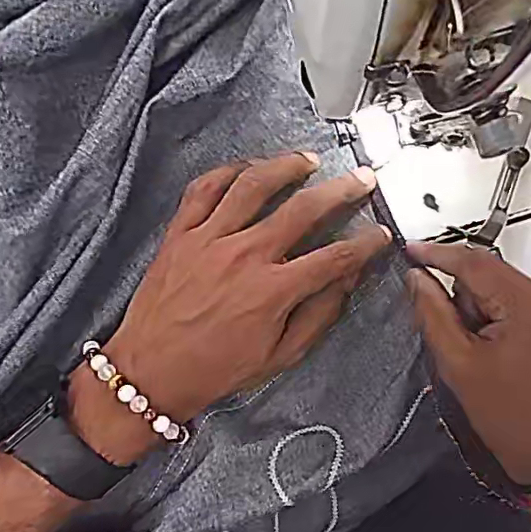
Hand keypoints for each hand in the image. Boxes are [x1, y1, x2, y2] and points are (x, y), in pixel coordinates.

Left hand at [69, 152, 390, 463]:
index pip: (334, 256)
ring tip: (308, 160)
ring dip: (287, 166)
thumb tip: (345, 283)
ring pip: (254, 184)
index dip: (365, 243)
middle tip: (360, 179)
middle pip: (304, 208)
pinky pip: (204, 188)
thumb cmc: (213, 368)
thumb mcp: (279, 356)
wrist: (152, 371)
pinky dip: (229, 171)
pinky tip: (247, 168)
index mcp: (271, 292)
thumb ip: (318, 316)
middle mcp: (243, 257)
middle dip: (342, 190)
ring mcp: (209, 240)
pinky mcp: (181, 234)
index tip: (378, 235)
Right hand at [405, 242, 530, 488]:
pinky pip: (528, 304)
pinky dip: (509, 321)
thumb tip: (419, 280)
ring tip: (492, 358)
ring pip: (508, 291)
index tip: (416, 251)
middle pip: (493, 277)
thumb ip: (433, 312)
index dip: (438, 255)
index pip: (475, 262)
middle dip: (468, 302)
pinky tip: (508, 356)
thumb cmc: (517, 422)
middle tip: (464, 343)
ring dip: (488, 313)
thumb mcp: (459, 365)